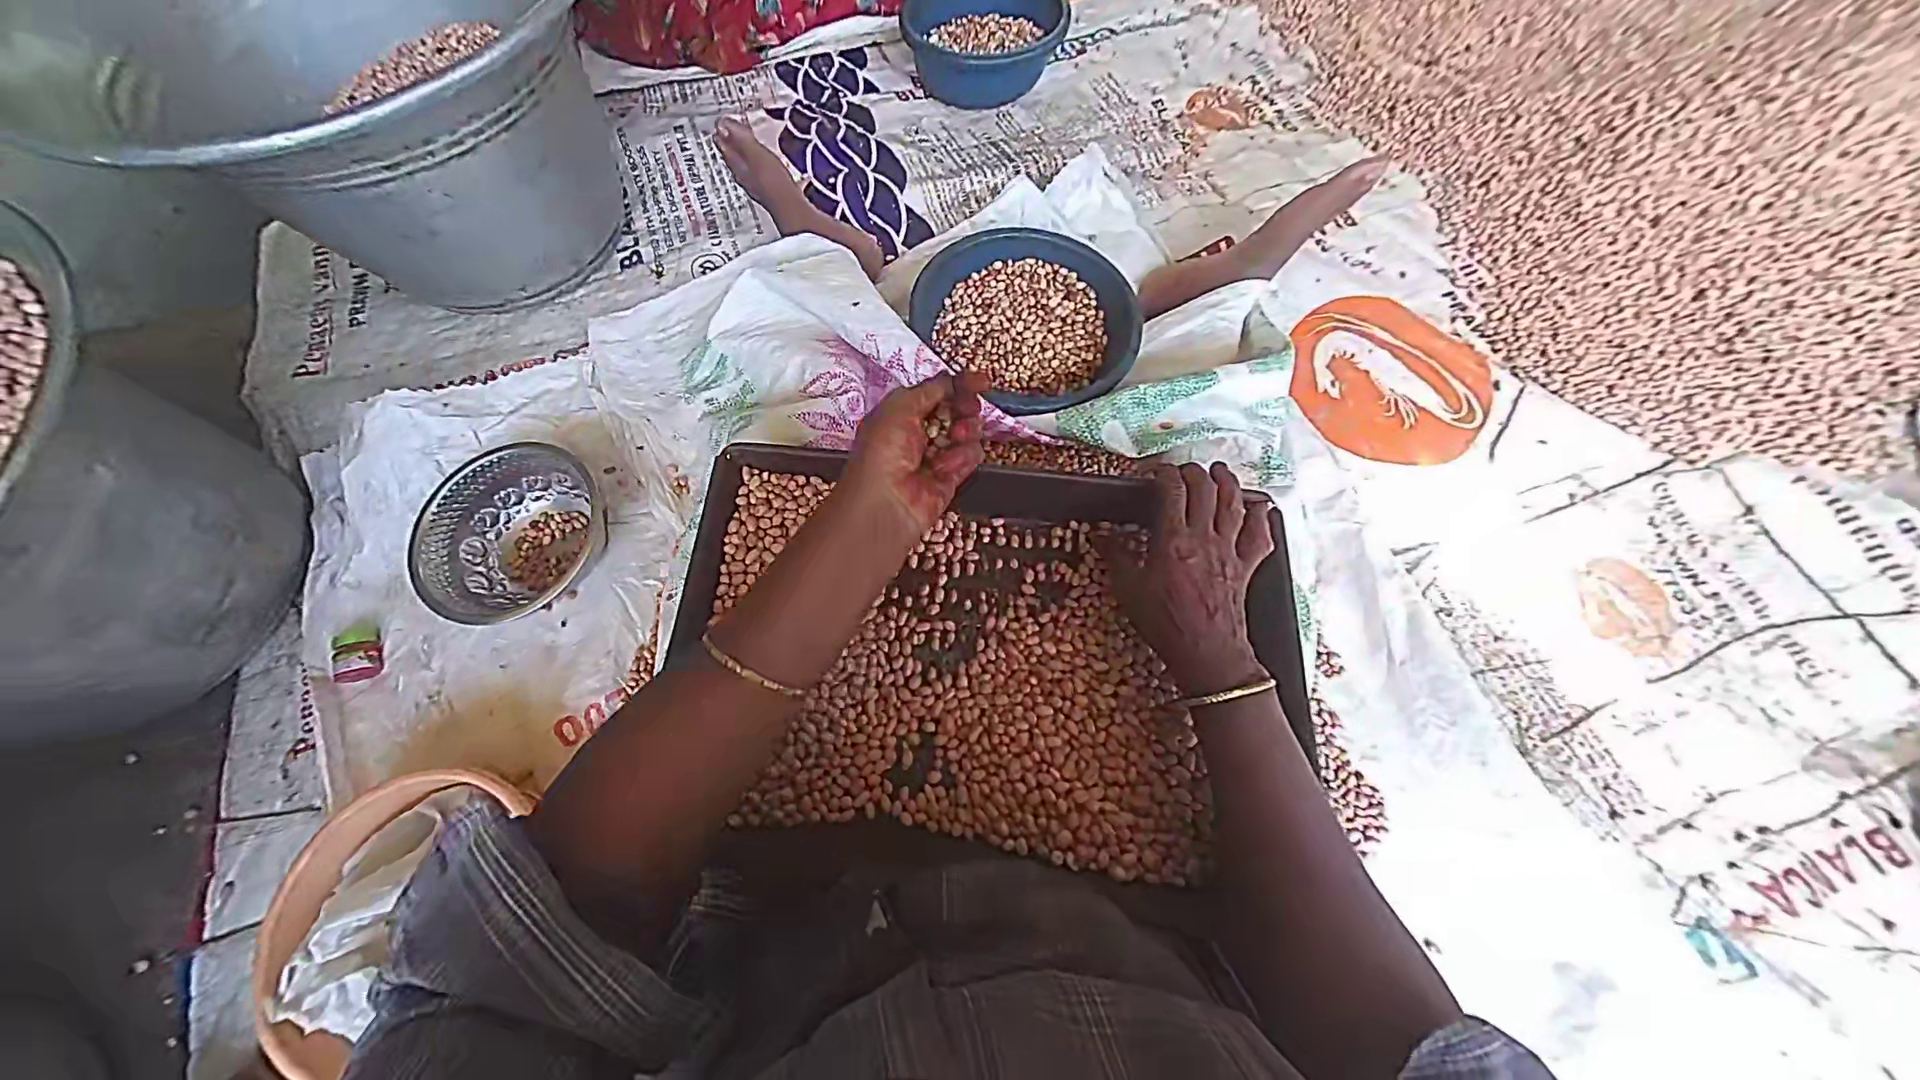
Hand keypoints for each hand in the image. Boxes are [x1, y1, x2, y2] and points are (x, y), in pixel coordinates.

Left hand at [841, 372, 988, 538]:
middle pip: (957, 410)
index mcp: (902, 412)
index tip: (982, 382)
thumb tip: (952, 383)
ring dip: (965, 432)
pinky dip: (962, 458)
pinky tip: (945, 466)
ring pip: (968, 433)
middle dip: (965, 407)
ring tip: (955, 437)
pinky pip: (970, 457)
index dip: (959, 385)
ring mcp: (936, 454)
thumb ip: (931, 390)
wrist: (887, 501)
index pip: (937, 392)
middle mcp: (919, 432)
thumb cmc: (882, 453)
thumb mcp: (901, 406)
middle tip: (967, 409)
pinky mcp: (950, 475)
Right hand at [1108, 462, 1274, 695]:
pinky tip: (1261, 507)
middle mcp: (1205, 539)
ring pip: (1234, 505)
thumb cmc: (1165, 622)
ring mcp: (1229, 551)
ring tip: (1221, 471)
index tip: (1158, 472)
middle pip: (1206, 491)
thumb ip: (1116, 557)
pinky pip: (1260, 537)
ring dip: (1228, 483)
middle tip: (1186, 469)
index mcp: (1174, 541)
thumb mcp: (1129, 589)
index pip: (1173, 493)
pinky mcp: (1246, 567)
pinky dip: (1262, 518)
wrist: (1206, 650)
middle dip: (1196, 473)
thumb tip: (1101, 535)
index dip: (1166, 476)